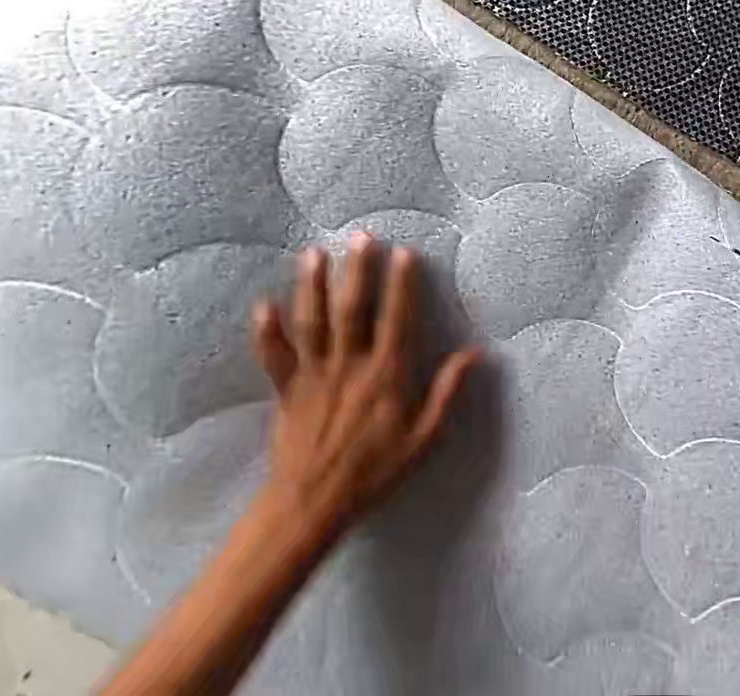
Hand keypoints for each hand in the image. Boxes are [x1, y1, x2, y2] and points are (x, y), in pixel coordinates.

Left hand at [249, 233, 480, 539]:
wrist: (315, 503)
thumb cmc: (375, 471)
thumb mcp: (424, 439)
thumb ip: (447, 393)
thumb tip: (476, 354)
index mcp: (386, 375)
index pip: (397, 319)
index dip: (402, 285)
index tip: (404, 252)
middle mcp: (349, 364)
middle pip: (353, 309)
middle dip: (357, 270)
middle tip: (361, 236)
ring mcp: (314, 373)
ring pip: (313, 321)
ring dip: (312, 285)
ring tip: (314, 253)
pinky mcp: (286, 387)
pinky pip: (274, 355)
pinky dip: (266, 330)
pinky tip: (263, 303)